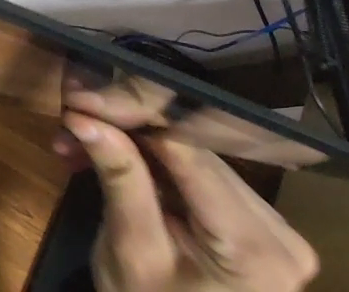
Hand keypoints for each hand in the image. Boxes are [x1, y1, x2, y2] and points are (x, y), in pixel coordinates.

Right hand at [57, 112, 318, 291]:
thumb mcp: (130, 248)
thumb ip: (120, 178)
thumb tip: (84, 115)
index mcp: (258, 247)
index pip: (190, 153)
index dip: (132, 115)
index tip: (78, 99)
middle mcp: (282, 232)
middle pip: (192, 151)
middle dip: (123, 129)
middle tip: (66, 121)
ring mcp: (276, 229)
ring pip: (191, 155)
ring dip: (130, 142)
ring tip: (76, 141)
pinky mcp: (260, 225)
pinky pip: (198, 173)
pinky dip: (150, 161)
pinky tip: (110, 156)